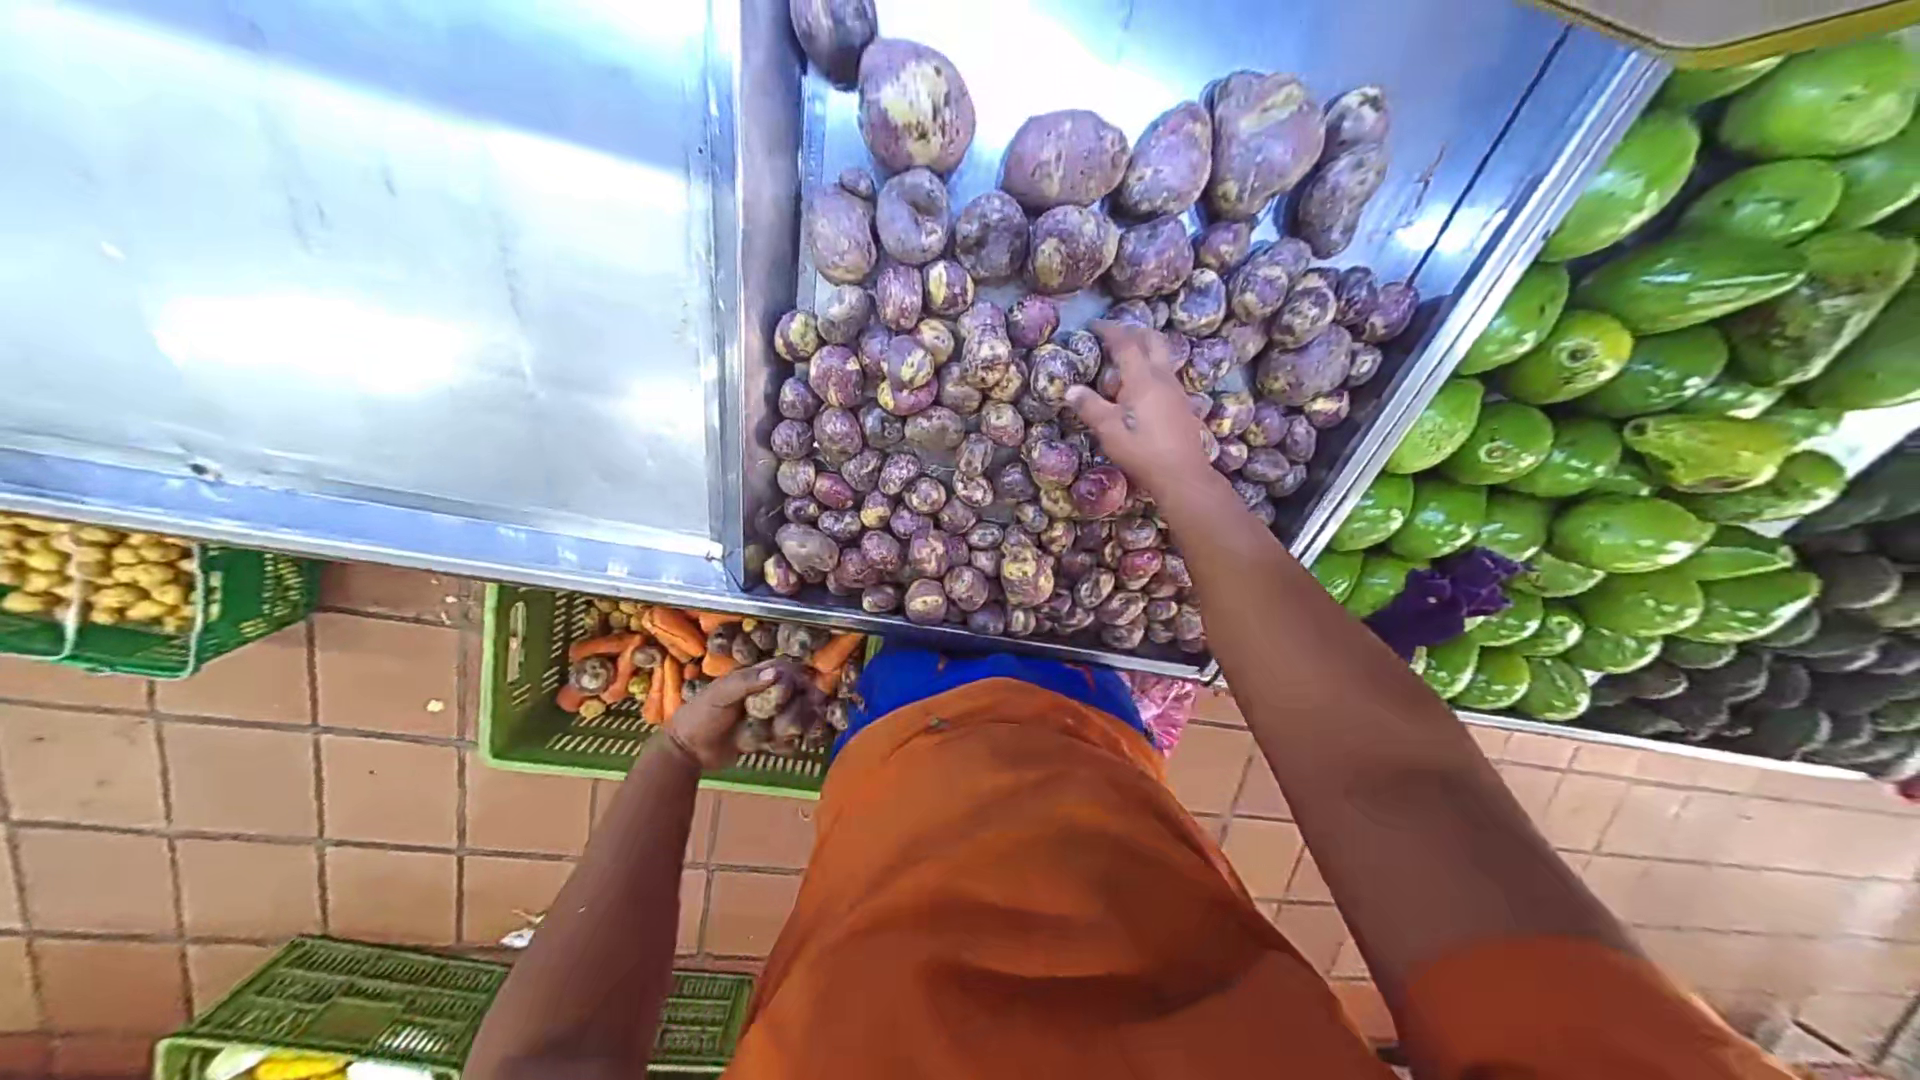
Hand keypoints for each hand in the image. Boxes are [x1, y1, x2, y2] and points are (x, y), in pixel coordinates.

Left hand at [663, 660, 807, 770]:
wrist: (688, 751)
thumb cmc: (700, 715)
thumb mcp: (719, 694)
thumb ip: (746, 682)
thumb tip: (776, 673)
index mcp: (759, 677)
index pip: (790, 671)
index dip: (796, 681)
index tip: (791, 695)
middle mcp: (770, 694)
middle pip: (800, 695)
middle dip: (795, 710)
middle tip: (780, 724)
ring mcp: (772, 716)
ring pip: (799, 717)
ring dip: (792, 727)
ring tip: (774, 736)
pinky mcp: (771, 738)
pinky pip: (791, 739)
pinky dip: (786, 744)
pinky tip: (772, 747)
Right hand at [1067, 320, 1216, 500]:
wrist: (1182, 475)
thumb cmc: (1142, 451)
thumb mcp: (1108, 430)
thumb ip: (1089, 406)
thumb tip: (1071, 390)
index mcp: (1143, 379)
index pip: (1126, 344)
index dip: (1110, 331)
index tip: (1094, 325)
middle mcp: (1163, 378)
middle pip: (1152, 341)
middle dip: (1134, 332)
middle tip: (1115, 335)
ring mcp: (1177, 391)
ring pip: (1162, 358)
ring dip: (1144, 350)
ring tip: (1124, 362)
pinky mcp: (1182, 406)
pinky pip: (1166, 376)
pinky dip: (1151, 370)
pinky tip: (1141, 390)